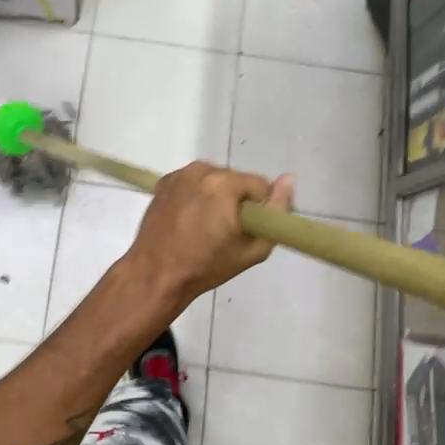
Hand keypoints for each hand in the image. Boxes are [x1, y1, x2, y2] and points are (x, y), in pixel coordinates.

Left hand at [120, 162, 294, 305]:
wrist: (155, 274)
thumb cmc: (206, 266)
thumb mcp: (252, 249)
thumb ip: (276, 212)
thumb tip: (289, 179)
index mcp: (224, 183)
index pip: (259, 185)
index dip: (262, 208)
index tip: (252, 229)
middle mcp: (201, 170)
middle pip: (235, 180)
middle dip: (238, 201)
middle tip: (229, 231)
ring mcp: (180, 174)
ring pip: (214, 179)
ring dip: (217, 196)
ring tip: (208, 226)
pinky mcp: (164, 182)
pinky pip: (193, 182)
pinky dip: (197, 195)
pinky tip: (190, 219)